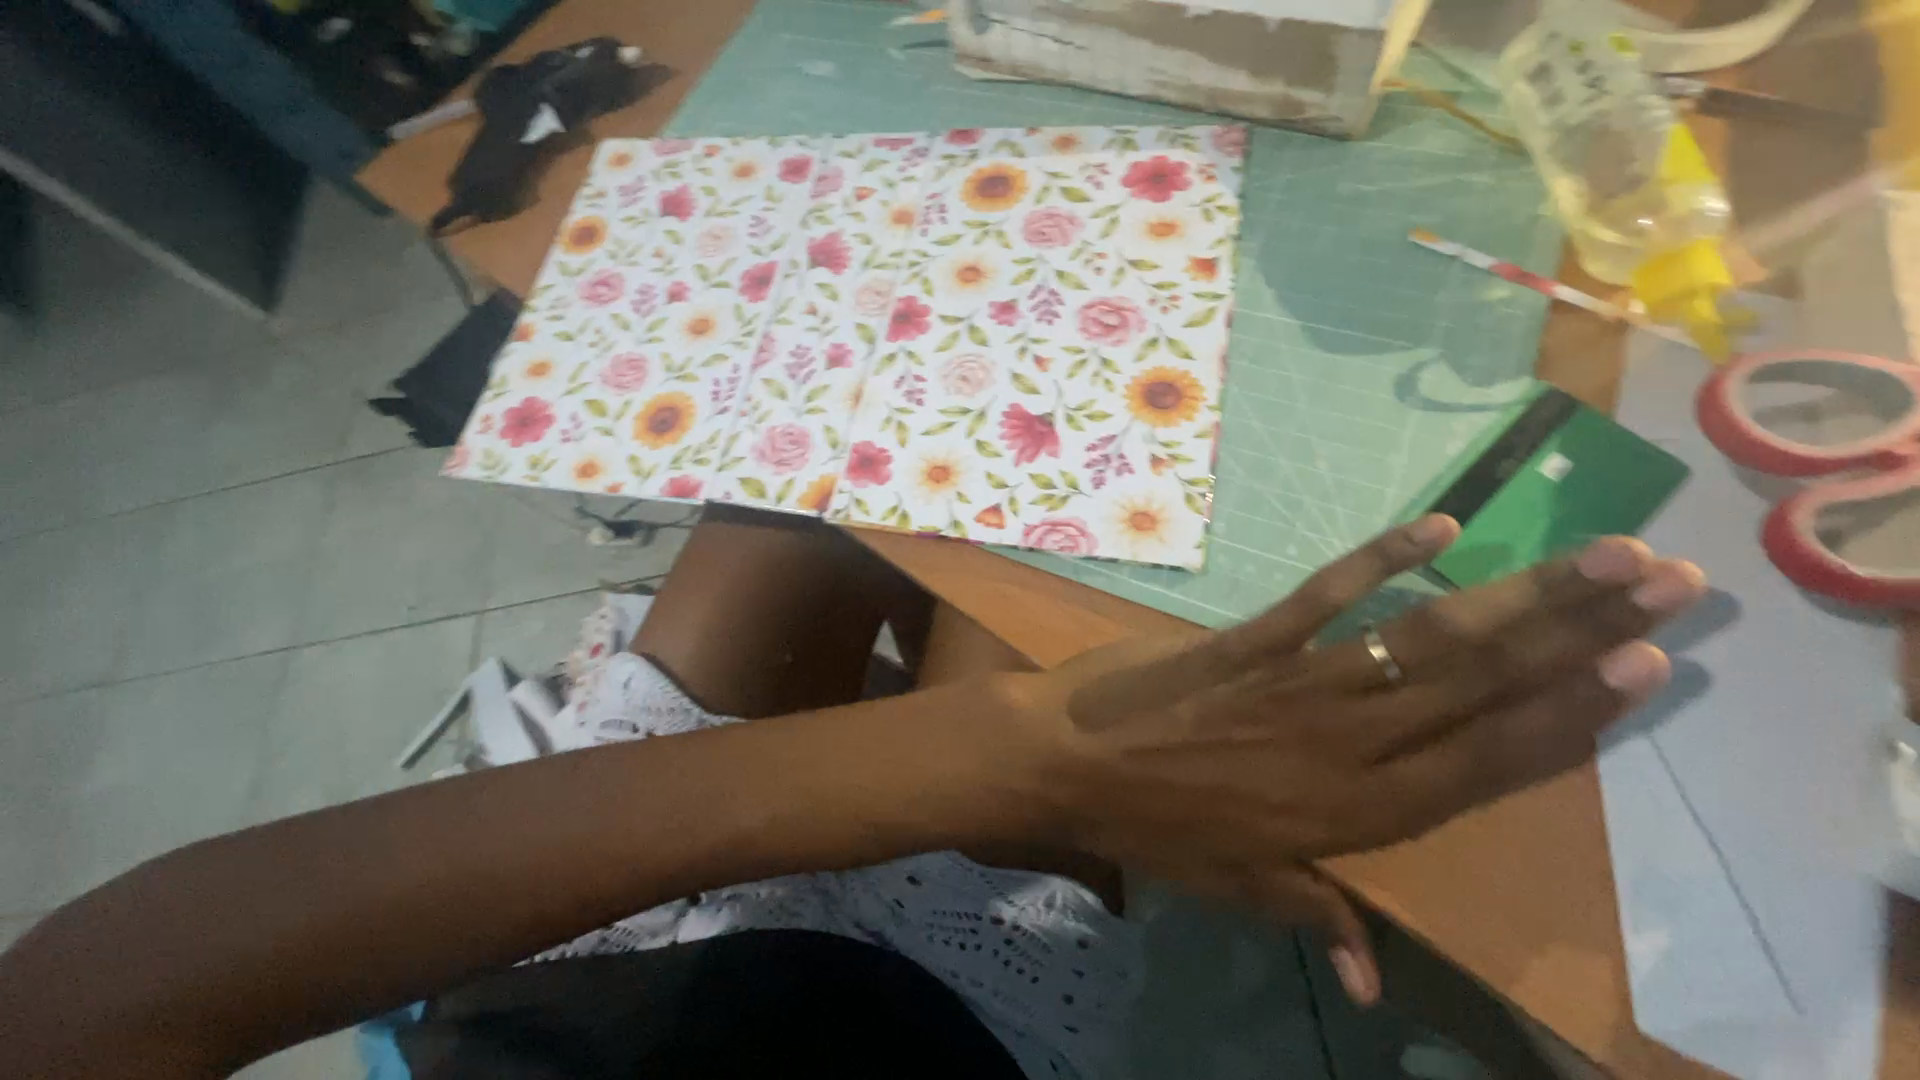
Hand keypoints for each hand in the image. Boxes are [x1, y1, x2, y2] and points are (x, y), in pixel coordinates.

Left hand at [1000, 515, 1705, 1003]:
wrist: (1064, 764)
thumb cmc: (1154, 830)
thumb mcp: (1238, 889)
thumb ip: (1319, 917)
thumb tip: (1377, 988)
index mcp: (1353, 813)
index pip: (1486, 764)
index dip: (1567, 720)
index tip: (1644, 670)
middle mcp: (1344, 746)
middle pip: (1479, 688)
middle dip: (1577, 634)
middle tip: (1665, 585)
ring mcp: (1296, 685)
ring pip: (1423, 639)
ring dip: (1514, 594)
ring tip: (1595, 553)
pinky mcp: (1246, 641)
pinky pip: (1323, 595)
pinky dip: (1381, 560)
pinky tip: (1440, 529)